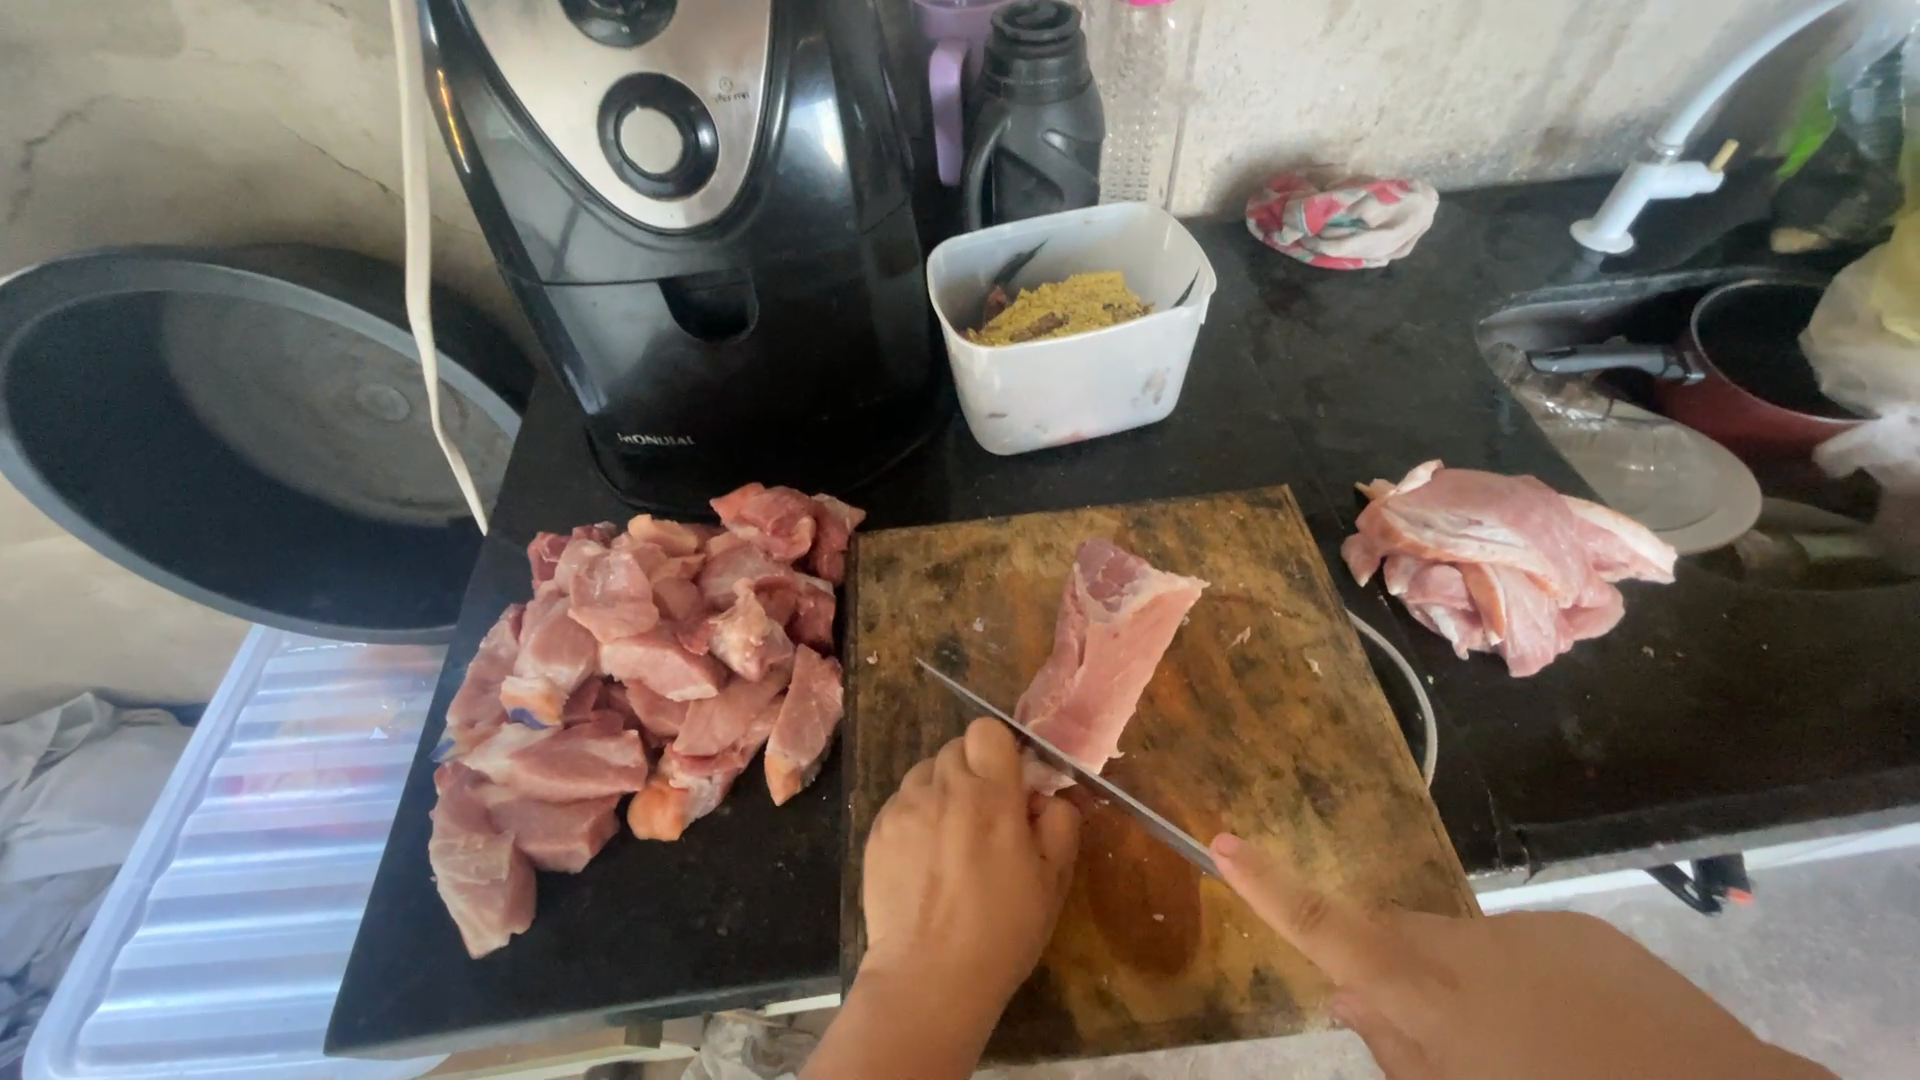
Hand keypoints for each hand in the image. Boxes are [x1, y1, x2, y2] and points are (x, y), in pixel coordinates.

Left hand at [804, 719, 1081, 1079]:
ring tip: (951, 837)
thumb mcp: (1053, 880)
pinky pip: (902, 801)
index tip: (1008, 781)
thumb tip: (1048, 795)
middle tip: (984, 814)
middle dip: (973, 771)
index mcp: (991, 796)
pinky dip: (916, 815)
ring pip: (926, 772)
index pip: (987, 730)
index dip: (999, 749)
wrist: (929, 977)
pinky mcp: (877, 830)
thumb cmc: (1002, 931)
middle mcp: (943, 789)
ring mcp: (904, 808)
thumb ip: (1059, 822)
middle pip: (956, 748)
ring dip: (942, 790)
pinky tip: (925, 857)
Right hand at [1209, 833, 1834, 1079]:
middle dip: (1388, 968)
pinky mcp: (1581, 933)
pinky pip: (1516, 948)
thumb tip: (1350, 997)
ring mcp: (1526, 930)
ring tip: (1523, 1049)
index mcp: (1430, 993)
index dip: (1269, 888)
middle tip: (1422, 1035)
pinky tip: (1572, 1035)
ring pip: (1455, 944)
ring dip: (1460, 984)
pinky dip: (1518, 982)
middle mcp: (1465, 943)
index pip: (1326, 929)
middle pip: (1390, 935)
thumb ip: (1398, 1052)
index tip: (1223, 843)